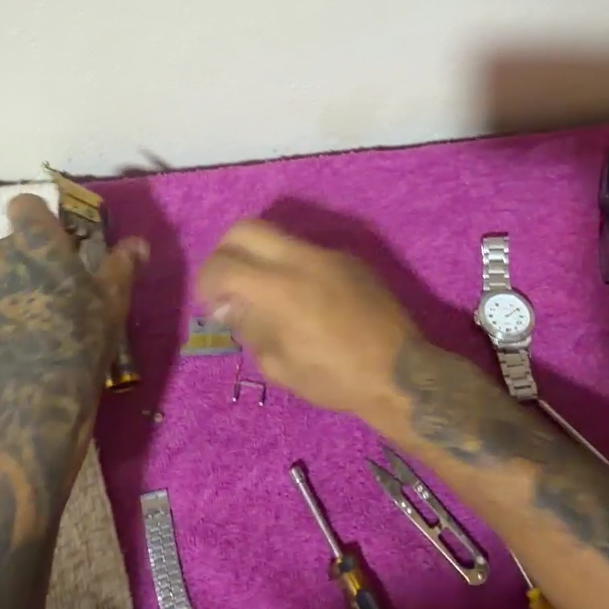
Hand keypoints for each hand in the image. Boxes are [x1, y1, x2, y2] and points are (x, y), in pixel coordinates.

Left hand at [0, 193, 145, 405]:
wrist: (22, 404)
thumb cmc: (77, 340)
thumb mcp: (111, 303)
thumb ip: (121, 266)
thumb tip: (138, 244)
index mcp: (32, 241)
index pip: (26, 207)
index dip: (41, 223)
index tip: (59, 247)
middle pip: (5, 247)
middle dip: (23, 263)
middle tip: (50, 295)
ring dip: (3, 292)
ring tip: (28, 327)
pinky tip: (9, 349)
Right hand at [196, 220, 417, 423]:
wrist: (401, 373)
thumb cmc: (336, 379)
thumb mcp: (279, 366)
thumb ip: (250, 328)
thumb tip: (233, 306)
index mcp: (280, 289)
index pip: (223, 265)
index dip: (207, 282)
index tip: (212, 303)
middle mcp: (302, 260)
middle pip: (246, 229)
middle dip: (226, 252)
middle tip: (228, 284)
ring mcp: (331, 255)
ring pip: (280, 237)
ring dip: (262, 258)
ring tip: (265, 294)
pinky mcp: (352, 261)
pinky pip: (309, 252)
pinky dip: (293, 267)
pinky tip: (303, 300)